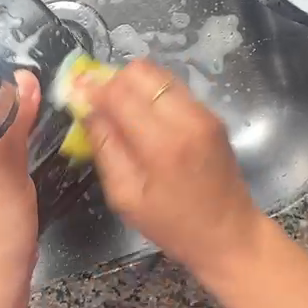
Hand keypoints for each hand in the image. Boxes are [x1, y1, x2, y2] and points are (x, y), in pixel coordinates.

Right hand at [80, 59, 269, 279]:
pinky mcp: (212, 114)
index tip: (76, 93)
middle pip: (141, 72)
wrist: (231, 235)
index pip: (119, 93)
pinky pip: (174, 88)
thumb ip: (105, 148)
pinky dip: (152, 94)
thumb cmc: (174, 226)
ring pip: (159, 74)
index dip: (93, 89)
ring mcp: (204, 112)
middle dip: (113, 81)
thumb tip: (87, 111)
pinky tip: (144, 118)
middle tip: (99, 103)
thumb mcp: (126, 197)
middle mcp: (187, 117)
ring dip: (133, 85)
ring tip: (120, 110)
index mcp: (163, 143)